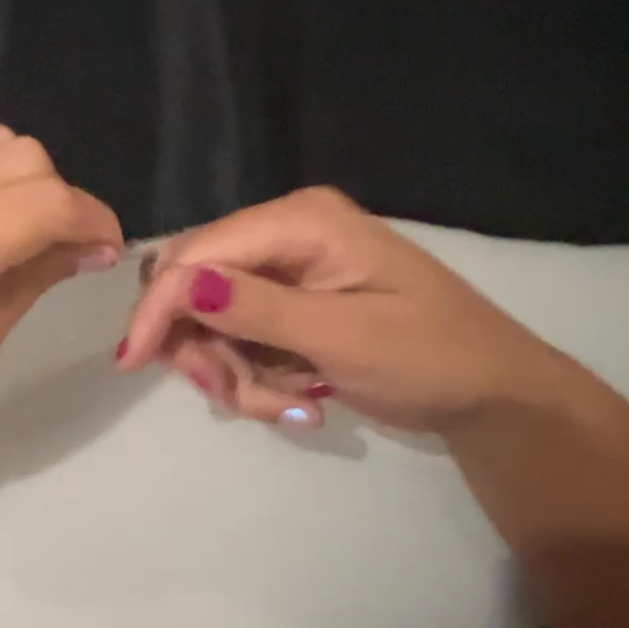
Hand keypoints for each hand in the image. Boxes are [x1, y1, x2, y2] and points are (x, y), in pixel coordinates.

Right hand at [115, 187, 587, 432]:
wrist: (494, 396)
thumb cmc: (433, 358)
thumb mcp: (345, 337)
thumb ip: (256, 308)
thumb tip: (174, 283)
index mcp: (299, 221)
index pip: (198, 254)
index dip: (160, 305)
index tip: (134, 361)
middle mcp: (281, 233)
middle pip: (192, 282)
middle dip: (202, 345)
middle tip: (234, 394)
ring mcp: (282, 267)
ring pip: (207, 317)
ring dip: (229, 369)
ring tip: (282, 406)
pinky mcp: (285, 301)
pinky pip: (234, 336)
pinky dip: (248, 374)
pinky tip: (292, 400)